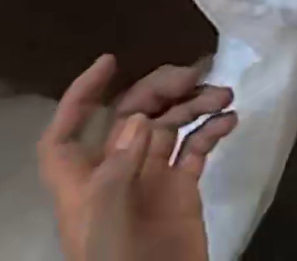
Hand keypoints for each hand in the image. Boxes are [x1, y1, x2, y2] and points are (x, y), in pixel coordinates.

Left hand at [37, 54, 238, 260]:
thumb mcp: (107, 233)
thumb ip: (116, 176)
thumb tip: (137, 120)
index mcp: (86, 187)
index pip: (66, 136)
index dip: (80, 97)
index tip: (110, 62)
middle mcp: (116, 176)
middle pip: (129, 117)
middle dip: (159, 90)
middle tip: (194, 77)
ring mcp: (151, 182)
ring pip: (167, 126)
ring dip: (194, 104)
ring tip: (224, 96)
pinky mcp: (182, 191)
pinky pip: (196, 147)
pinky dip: (212, 128)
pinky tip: (230, 121)